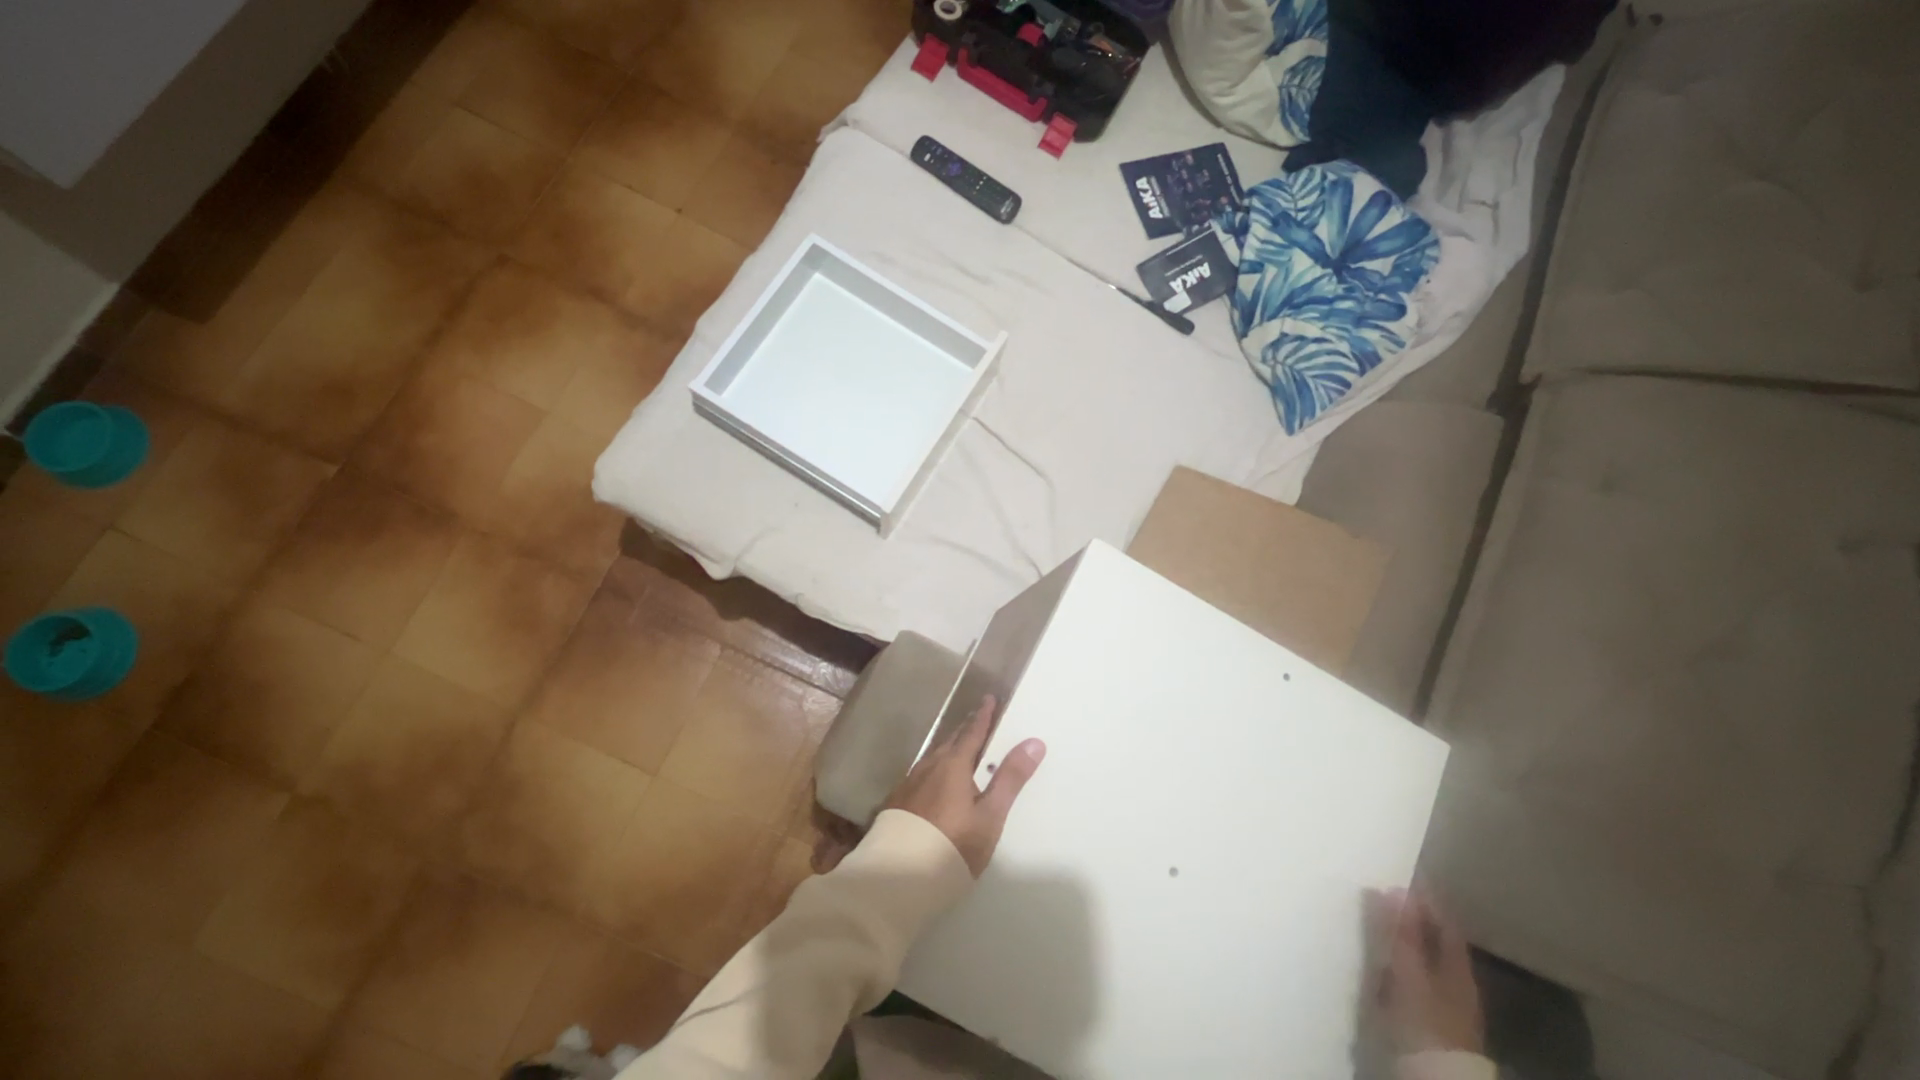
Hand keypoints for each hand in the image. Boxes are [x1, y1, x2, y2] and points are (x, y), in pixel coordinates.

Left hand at [884, 696, 1045, 876]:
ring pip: (934, 757)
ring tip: (959, 747)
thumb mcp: (990, 815)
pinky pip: (922, 773)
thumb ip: (1010, 778)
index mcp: (953, 765)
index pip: (972, 733)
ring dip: (949, 748)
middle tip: (977, 719)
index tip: (989, 698)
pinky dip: (935, 767)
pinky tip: (935, 779)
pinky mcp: (898, 801)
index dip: (983, 716)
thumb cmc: (954, 844)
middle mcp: (929, 767)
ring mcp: (910, 783)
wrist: (900, 874)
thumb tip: (1034, 741)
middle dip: (966, 729)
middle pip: (951, 742)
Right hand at [1369, 888, 1484, 1055]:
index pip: (1443, 920)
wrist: (1435, 1078)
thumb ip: (1401, 934)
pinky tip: (1377, 967)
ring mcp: (1443, 1003)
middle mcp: (1454, 980)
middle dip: (1410, 917)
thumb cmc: (1425, 1021)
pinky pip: (1411, 981)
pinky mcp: (1427, 1021)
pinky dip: (1395, 966)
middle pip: (1434, 939)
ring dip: (1401, 941)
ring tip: (1372, 924)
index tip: (1401, 872)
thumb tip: (1394, 887)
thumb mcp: (1409, 975)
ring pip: (1422, 960)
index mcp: (1456, 965)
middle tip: (1379, 894)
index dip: (1425, 896)